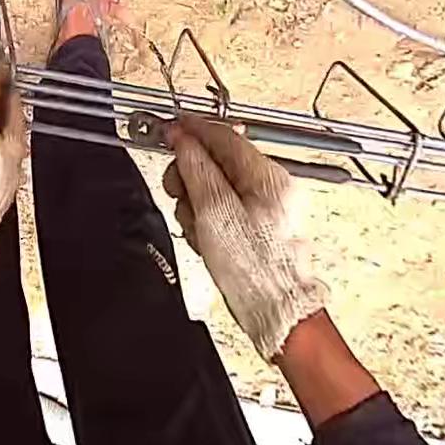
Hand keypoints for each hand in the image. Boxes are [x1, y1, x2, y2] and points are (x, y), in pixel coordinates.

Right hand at [163, 114, 327, 360]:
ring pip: (213, 182)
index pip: (222, 135)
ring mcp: (265, 205)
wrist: (276, 315)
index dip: (190, 130)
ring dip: (194, 199)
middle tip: (176, 189)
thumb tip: (182, 138)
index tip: (167, 130)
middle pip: (215, 158)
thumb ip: (195, 167)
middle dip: (189, 173)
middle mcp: (270, 185)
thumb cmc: (253, 269)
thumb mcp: (214, 211)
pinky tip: (203, 234)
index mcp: (267, 176)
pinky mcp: (256, 223)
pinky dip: (204, 215)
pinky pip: (220, 203)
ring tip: (194, 223)